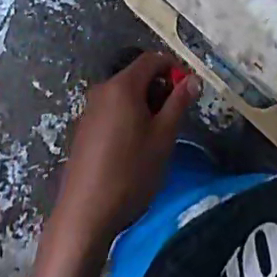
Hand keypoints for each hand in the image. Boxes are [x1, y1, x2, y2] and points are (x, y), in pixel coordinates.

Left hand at [52, 53, 197, 240]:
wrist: (83, 217)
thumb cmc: (130, 172)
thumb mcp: (163, 136)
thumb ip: (179, 102)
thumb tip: (193, 79)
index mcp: (122, 86)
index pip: (152, 59)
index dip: (174, 68)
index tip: (188, 91)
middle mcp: (102, 92)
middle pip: (137, 76)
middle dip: (160, 88)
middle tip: (175, 116)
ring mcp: (89, 112)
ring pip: (125, 95)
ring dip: (145, 105)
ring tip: (157, 135)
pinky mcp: (83, 132)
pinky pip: (112, 111)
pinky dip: (129, 117)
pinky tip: (134, 147)